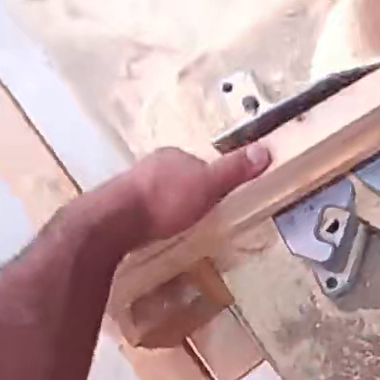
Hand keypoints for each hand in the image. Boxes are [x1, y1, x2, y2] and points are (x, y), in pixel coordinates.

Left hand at [124, 145, 271, 240]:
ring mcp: (133, 183)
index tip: (219, 199)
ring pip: (161, 191)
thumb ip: (234, 170)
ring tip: (178, 224)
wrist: (114, 221)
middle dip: (190, 193)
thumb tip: (265, 150)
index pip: (201, 164)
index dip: (213, 181)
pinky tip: (156, 229)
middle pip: (180, 177)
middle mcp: (153, 163)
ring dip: (170, 205)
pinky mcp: (120, 203)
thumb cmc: (165, 200)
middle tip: (200, 215)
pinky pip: (145, 207)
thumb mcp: (209, 185)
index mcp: (174, 156)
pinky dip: (153, 216)